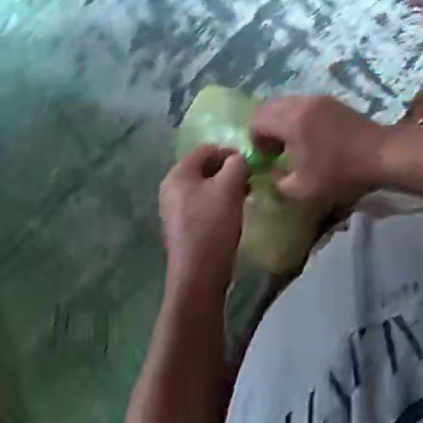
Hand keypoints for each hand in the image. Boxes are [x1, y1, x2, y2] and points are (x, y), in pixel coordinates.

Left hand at [158, 145, 248, 297]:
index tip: (250, 165)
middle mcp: (172, 188)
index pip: (206, 149)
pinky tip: (234, 212)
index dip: (230, 152)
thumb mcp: (230, 187)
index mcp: (178, 174)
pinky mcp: (184, 225)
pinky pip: (204, 203)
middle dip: (229, 170)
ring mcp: (175, 208)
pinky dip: (220, 202)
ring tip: (245, 196)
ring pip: (206, 186)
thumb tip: (240, 159)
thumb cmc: (213, 224)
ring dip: (227, 187)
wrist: (199, 273)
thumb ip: (237, 164)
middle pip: (205, 167)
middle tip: (249, 180)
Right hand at [251, 96, 389, 208]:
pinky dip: (298, 117)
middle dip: (266, 127)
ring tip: (294, 144)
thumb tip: (272, 173)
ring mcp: (318, 99)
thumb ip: (279, 182)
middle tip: (275, 150)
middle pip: (269, 107)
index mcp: (290, 120)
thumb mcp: (303, 189)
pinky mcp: (332, 102)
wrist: (380, 153)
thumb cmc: (339, 171)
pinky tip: (311, 137)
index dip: (254, 139)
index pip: (256, 119)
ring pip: (287, 103)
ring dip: (282, 121)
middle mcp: (301, 103)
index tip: (266, 157)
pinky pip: (304, 104)